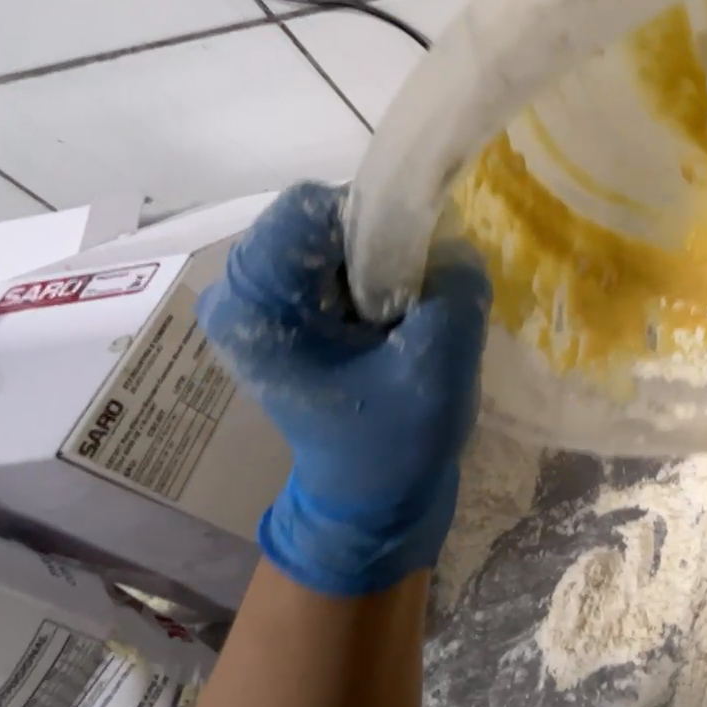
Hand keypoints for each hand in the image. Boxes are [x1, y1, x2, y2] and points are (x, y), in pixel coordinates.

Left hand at [197, 183, 489, 596]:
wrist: (372, 499)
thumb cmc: (393, 444)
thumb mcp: (437, 369)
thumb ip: (455, 292)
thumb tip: (458, 243)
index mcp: (259, 304)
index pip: (314, 207)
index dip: (379, 218)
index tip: (424, 261)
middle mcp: (248, 292)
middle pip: (327, 220)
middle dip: (389, 245)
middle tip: (426, 294)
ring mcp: (270, 303)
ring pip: (343, 240)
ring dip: (393, 265)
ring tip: (417, 314)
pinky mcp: (296, 314)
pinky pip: (347, 265)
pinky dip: (387, 280)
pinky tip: (405, 321)